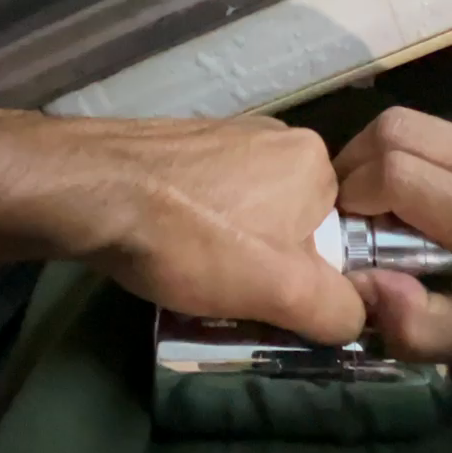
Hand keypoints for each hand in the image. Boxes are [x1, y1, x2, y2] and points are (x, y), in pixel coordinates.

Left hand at [0, 113, 365, 343]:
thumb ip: (338, 311)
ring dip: (233, 244)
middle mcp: (276, 135)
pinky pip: (212, 193)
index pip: (339, 232)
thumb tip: (356, 319)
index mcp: (315, 159)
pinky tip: (173, 243)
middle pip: (293, 220)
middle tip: (232, 291)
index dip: (311, 276)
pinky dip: (202, 222)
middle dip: (270, 261)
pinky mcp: (185, 141)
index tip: (272, 298)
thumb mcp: (282, 291)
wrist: (95, 190)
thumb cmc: (196, 238)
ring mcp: (227, 133)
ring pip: (250, 209)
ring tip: (195, 270)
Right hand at [332, 107, 451, 366]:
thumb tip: (355, 282)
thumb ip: (413, 324)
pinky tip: (398, 189)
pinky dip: (397, 149)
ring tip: (366, 197)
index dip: (356, 195)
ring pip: (409, 119)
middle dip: (354, 165)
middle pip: (397, 130)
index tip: (345, 231)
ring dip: (372, 153)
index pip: (400, 174)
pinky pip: (428, 127)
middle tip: (346, 208)